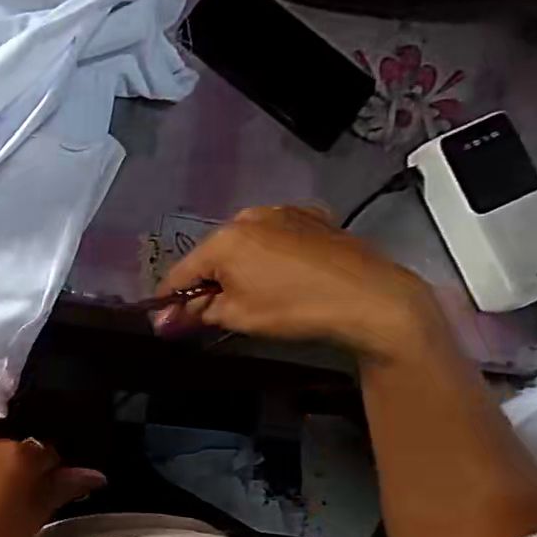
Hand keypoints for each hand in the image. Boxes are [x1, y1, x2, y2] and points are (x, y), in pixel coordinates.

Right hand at [151, 205, 440, 361]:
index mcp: (224, 239)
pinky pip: (273, 236)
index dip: (168, 301)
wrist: (372, 299)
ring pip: (242, 244)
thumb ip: (195, 312)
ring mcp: (283, 212)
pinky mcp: (312, 217)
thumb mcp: (236, 316)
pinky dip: (266, 256)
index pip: (179, 273)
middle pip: (210, 255)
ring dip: (236, 268)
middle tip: (210, 314)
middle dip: (204, 283)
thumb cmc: (295, 308)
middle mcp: (248, 216)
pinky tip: (279, 277)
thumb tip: (164, 321)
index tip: (166, 324)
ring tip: (249, 297)